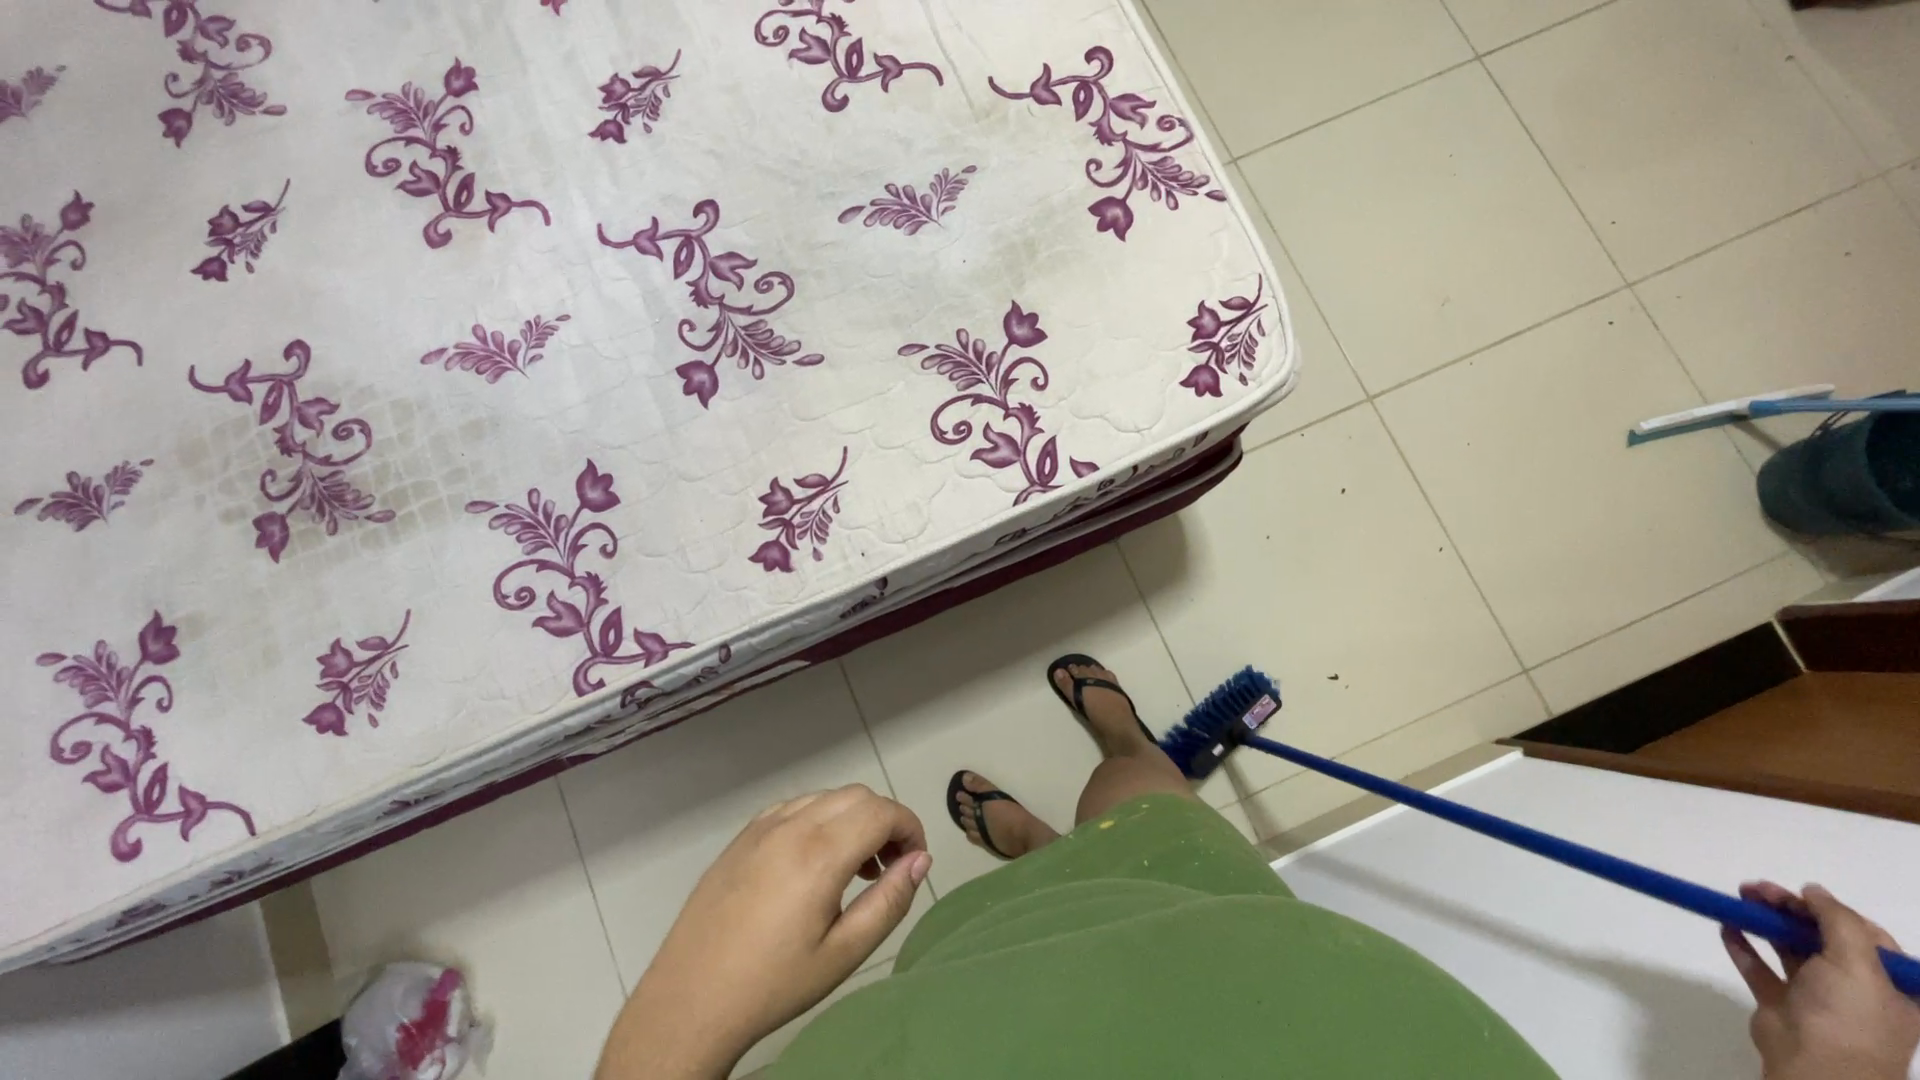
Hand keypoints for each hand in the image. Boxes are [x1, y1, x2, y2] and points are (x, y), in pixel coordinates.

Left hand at [596, 784, 930, 1079]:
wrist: (691, 998)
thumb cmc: (774, 983)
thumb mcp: (844, 953)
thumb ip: (889, 900)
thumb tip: (921, 859)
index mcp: (820, 853)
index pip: (882, 811)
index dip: (910, 828)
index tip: (914, 862)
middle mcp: (792, 826)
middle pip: (857, 796)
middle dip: (884, 821)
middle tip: (888, 869)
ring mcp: (762, 827)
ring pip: (825, 797)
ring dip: (852, 819)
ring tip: (853, 871)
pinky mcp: (742, 837)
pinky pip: (794, 808)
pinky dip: (819, 820)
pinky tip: (813, 864)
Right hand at [1721, 882, 1919, 1079]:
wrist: (1817, 1066)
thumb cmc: (1849, 1014)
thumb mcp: (1857, 962)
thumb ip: (1837, 921)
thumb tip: (1813, 890)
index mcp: (1891, 983)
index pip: (1865, 934)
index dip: (1828, 909)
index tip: (1796, 893)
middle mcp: (1858, 988)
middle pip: (1820, 937)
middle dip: (1787, 910)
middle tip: (1754, 889)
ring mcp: (1817, 996)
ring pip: (1789, 949)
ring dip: (1763, 922)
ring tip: (1736, 898)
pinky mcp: (1781, 1002)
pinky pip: (1760, 968)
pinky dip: (1742, 946)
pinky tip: (1726, 927)